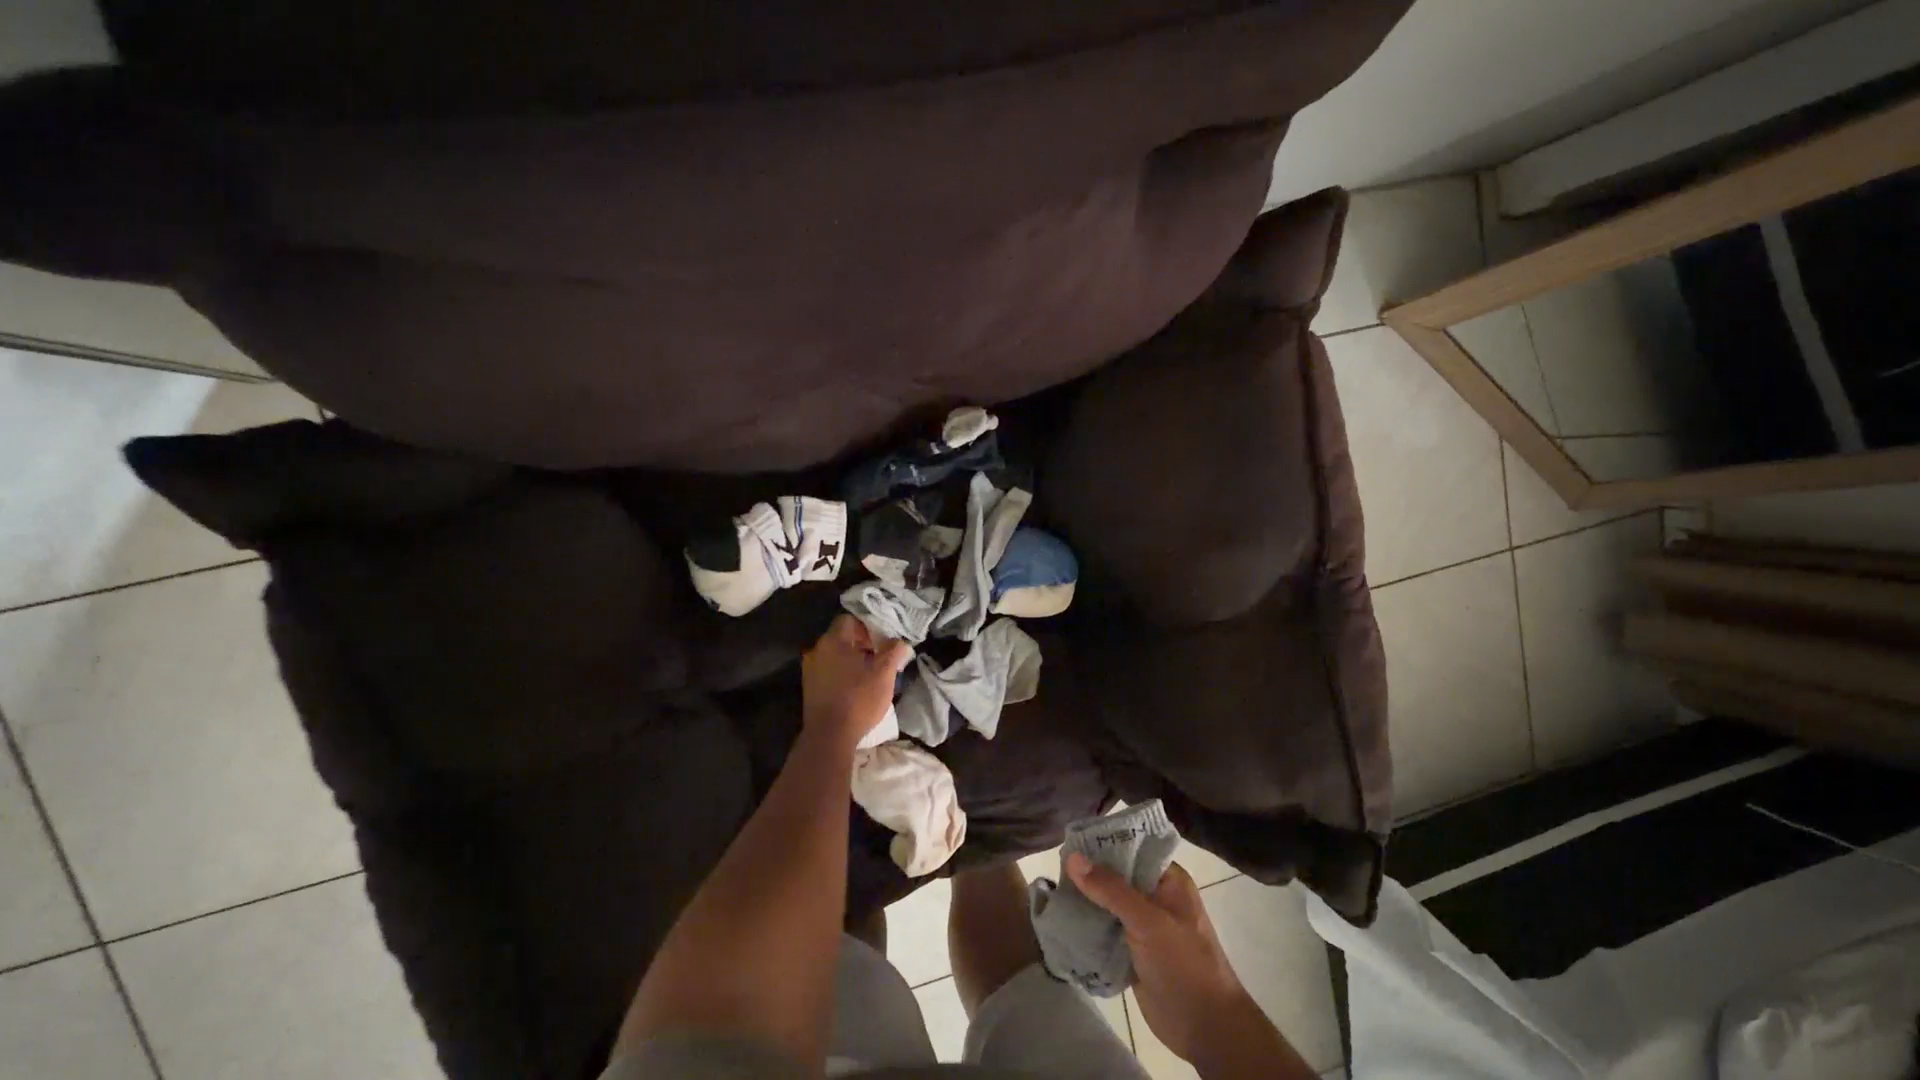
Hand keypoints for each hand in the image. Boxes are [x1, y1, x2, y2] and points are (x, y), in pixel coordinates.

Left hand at [801, 615, 910, 749]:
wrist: (829, 735)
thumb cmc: (858, 699)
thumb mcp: (884, 673)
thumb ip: (894, 651)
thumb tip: (900, 641)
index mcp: (833, 640)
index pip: (849, 619)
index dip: (867, 626)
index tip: (881, 641)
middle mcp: (817, 650)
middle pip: (841, 637)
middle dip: (861, 643)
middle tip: (879, 657)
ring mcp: (810, 669)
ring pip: (834, 655)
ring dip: (851, 659)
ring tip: (869, 674)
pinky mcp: (808, 687)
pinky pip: (828, 670)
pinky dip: (841, 673)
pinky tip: (854, 687)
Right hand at [1067, 855, 1279, 1068]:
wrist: (1204, 1026)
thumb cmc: (1184, 965)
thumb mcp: (1148, 921)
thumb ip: (1111, 889)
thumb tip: (1073, 857)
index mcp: (1168, 881)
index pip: (1131, 849)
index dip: (1102, 843)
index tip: (1068, 841)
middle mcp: (1155, 898)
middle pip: (1115, 877)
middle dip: (1086, 875)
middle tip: (1053, 871)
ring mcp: (1143, 927)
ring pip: (1106, 905)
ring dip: (1083, 902)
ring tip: (1049, 894)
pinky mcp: (1131, 952)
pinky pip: (1103, 932)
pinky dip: (1085, 929)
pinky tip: (1060, 923)